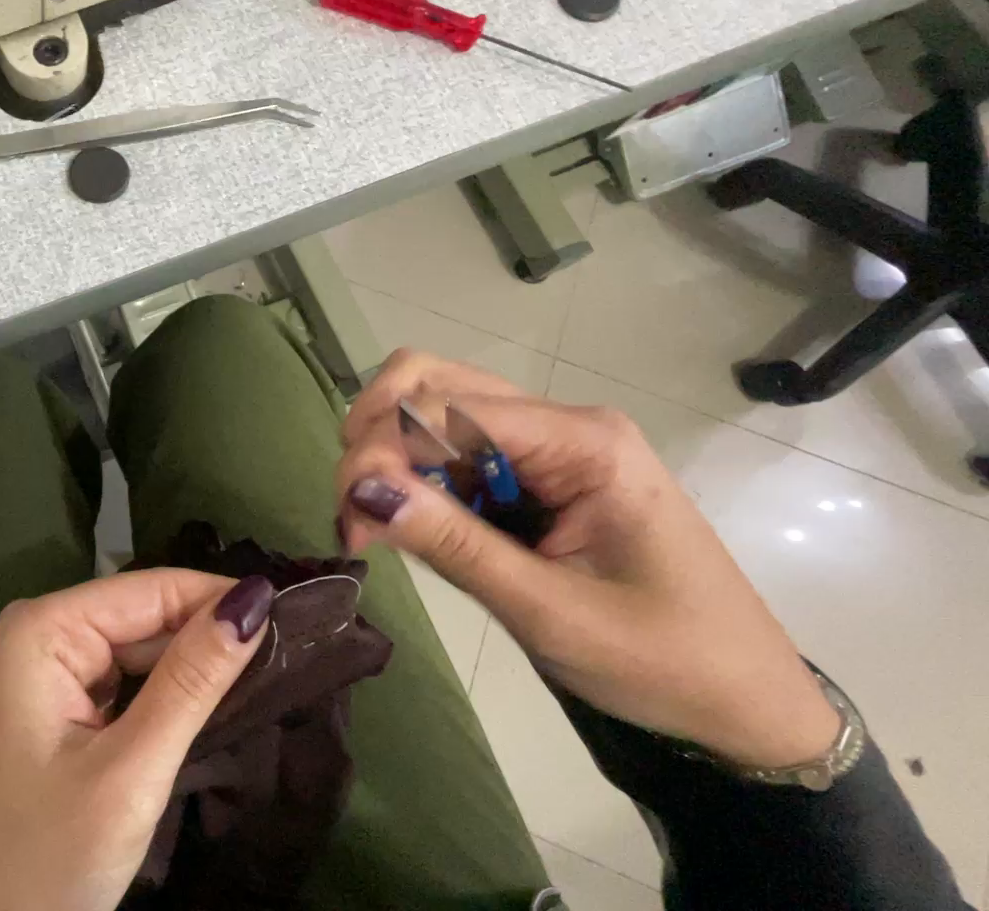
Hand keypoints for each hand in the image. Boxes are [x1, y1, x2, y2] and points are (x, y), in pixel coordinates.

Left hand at [0, 569, 272, 910]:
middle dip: (213, 636)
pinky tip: (220, 704)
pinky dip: (171, 696)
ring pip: (142, 651)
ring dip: (198, 669)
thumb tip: (252, 601)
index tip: (302, 617)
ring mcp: (49, 672)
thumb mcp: (128, 772)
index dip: (224, 598)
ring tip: (277, 677)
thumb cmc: (44, 858)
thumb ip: (190, 683)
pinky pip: (127, 684)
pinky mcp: (61, 710)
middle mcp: (44, 633)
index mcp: (45, 628)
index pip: (152, 590)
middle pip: (147, 616)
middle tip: (300, 656)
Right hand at [335, 351, 839, 769]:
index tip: (348, 519)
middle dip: (374, 434)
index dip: (380, 449)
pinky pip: (449, 448)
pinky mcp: (530, 472)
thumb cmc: (662, 661)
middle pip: (431, 381)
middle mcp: (560, 423)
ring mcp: (545, 444)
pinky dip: (408, 474)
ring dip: (385, 451)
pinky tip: (403, 522)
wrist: (741, 706)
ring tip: (371, 520)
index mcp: (583, 442)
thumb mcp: (549, 611)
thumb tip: (361, 489)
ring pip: (432, 406)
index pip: (445, 409)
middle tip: (354, 508)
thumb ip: (452, 543)